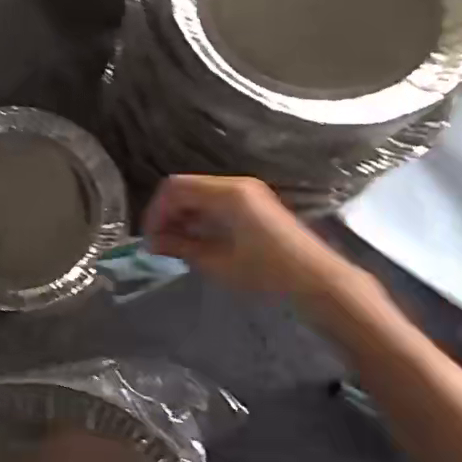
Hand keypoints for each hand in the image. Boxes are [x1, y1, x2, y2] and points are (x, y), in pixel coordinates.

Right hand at [141, 175, 356, 299]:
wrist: (313, 277)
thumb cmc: (265, 271)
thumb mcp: (217, 262)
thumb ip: (181, 247)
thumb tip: (152, 243)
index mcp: (227, 193)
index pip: (176, 187)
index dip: (156, 210)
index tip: (148, 237)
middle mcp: (236, 183)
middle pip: (187, 187)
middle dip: (167, 212)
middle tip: (157, 242)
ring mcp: (247, 191)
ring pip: (200, 193)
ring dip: (183, 214)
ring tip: (173, 244)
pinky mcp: (254, 202)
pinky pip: (216, 200)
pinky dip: (200, 215)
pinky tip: (195, 238)